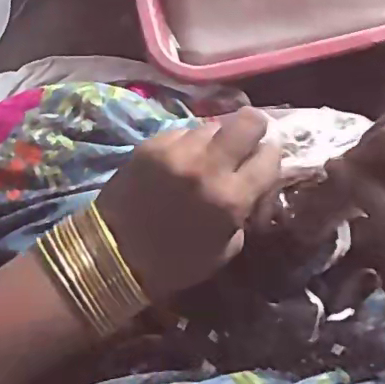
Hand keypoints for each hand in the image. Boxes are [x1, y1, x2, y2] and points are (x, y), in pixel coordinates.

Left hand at [96, 107, 283, 301]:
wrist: (113, 254)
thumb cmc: (175, 262)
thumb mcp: (227, 247)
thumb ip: (245, 208)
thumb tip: (254, 182)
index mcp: (231, 198)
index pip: (270, 156)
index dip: (271, 157)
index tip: (262, 162)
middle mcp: (207, 166)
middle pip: (248, 121)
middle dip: (253, 128)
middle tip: (246, 140)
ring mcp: (177, 150)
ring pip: (212, 125)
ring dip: (215, 139)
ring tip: (205, 156)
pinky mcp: (151, 144)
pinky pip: (182, 132)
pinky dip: (186, 144)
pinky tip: (178, 161)